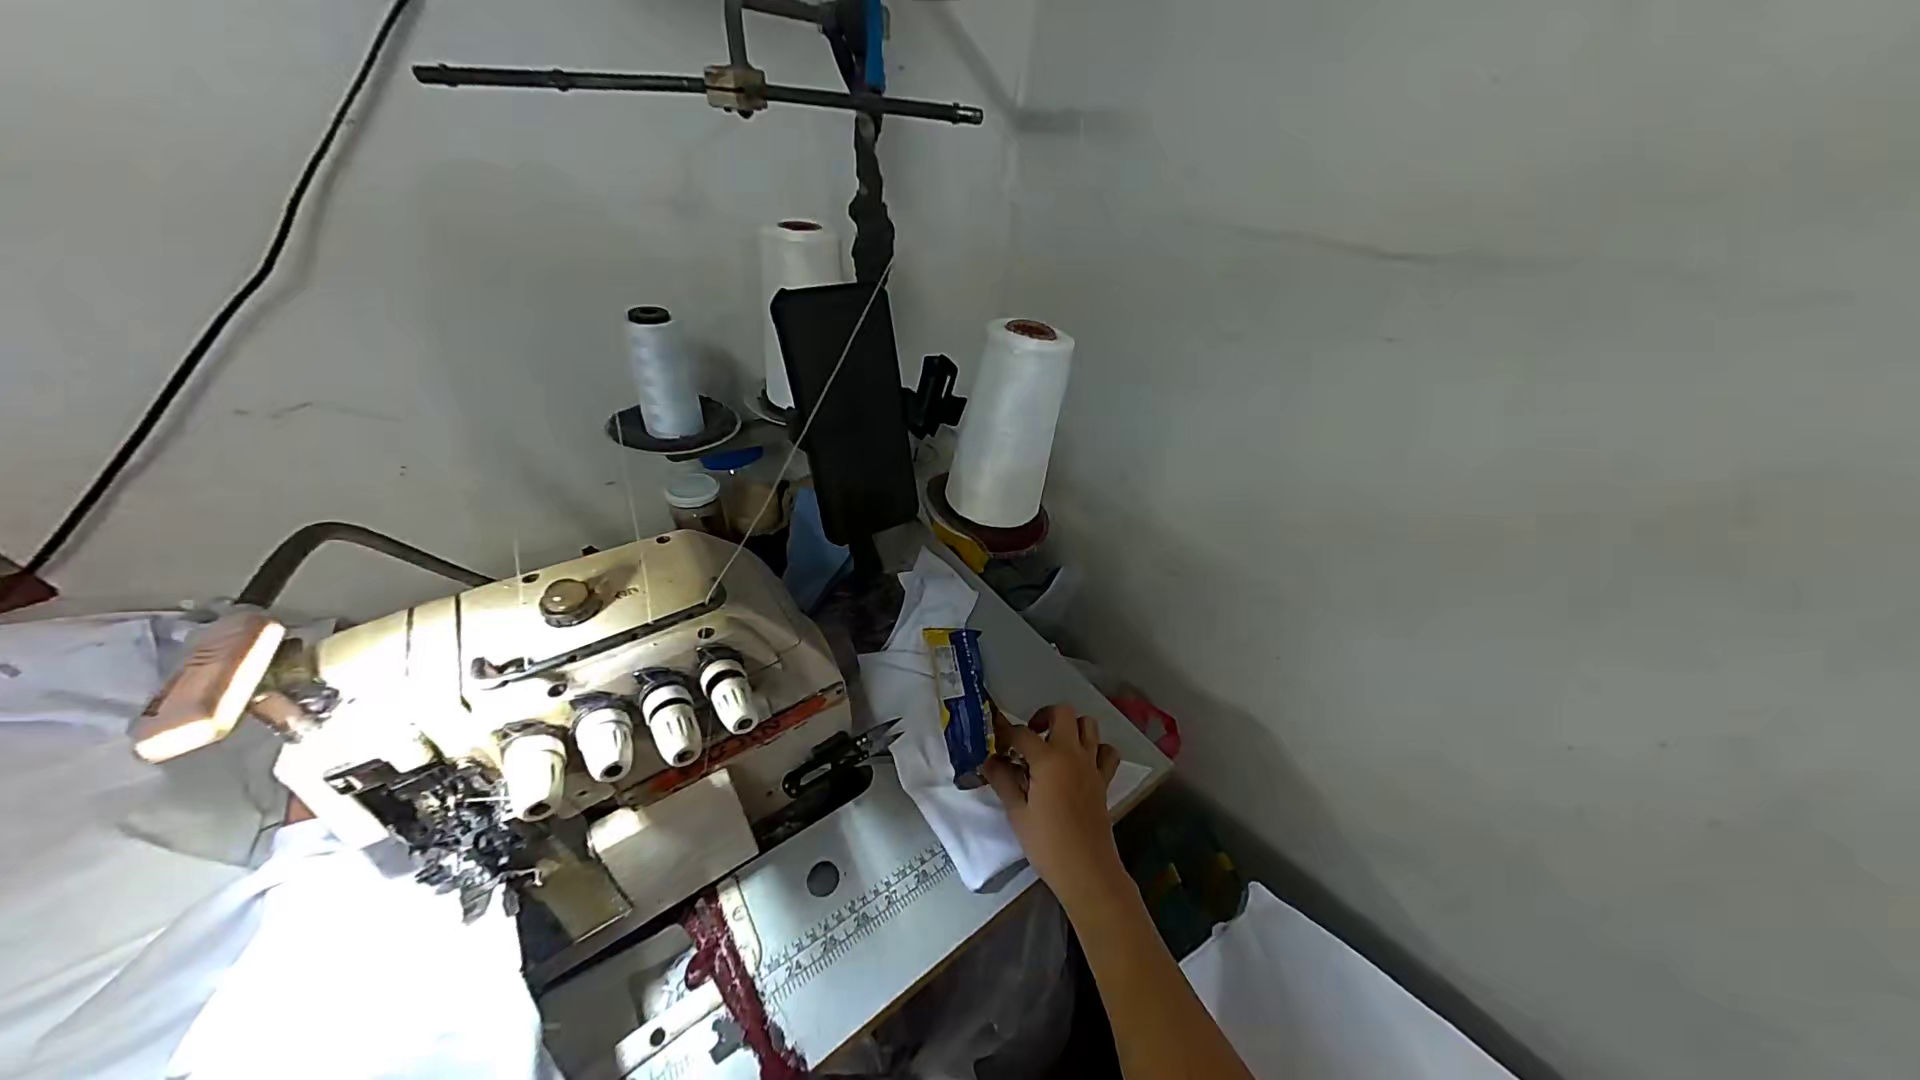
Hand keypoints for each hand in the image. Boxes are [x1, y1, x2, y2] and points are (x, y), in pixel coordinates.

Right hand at [984, 704, 1126, 911]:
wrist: (1086, 869)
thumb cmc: (1047, 843)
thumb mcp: (1017, 813)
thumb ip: (1003, 781)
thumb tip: (989, 761)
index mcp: (1048, 759)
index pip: (1022, 733)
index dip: (1005, 734)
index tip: (995, 743)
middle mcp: (1073, 753)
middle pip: (1062, 712)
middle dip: (1043, 716)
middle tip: (1029, 736)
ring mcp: (1092, 765)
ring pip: (1088, 725)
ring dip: (1071, 727)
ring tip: (1054, 746)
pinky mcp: (1104, 779)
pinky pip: (1106, 751)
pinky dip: (1096, 748)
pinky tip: (1082, 762)